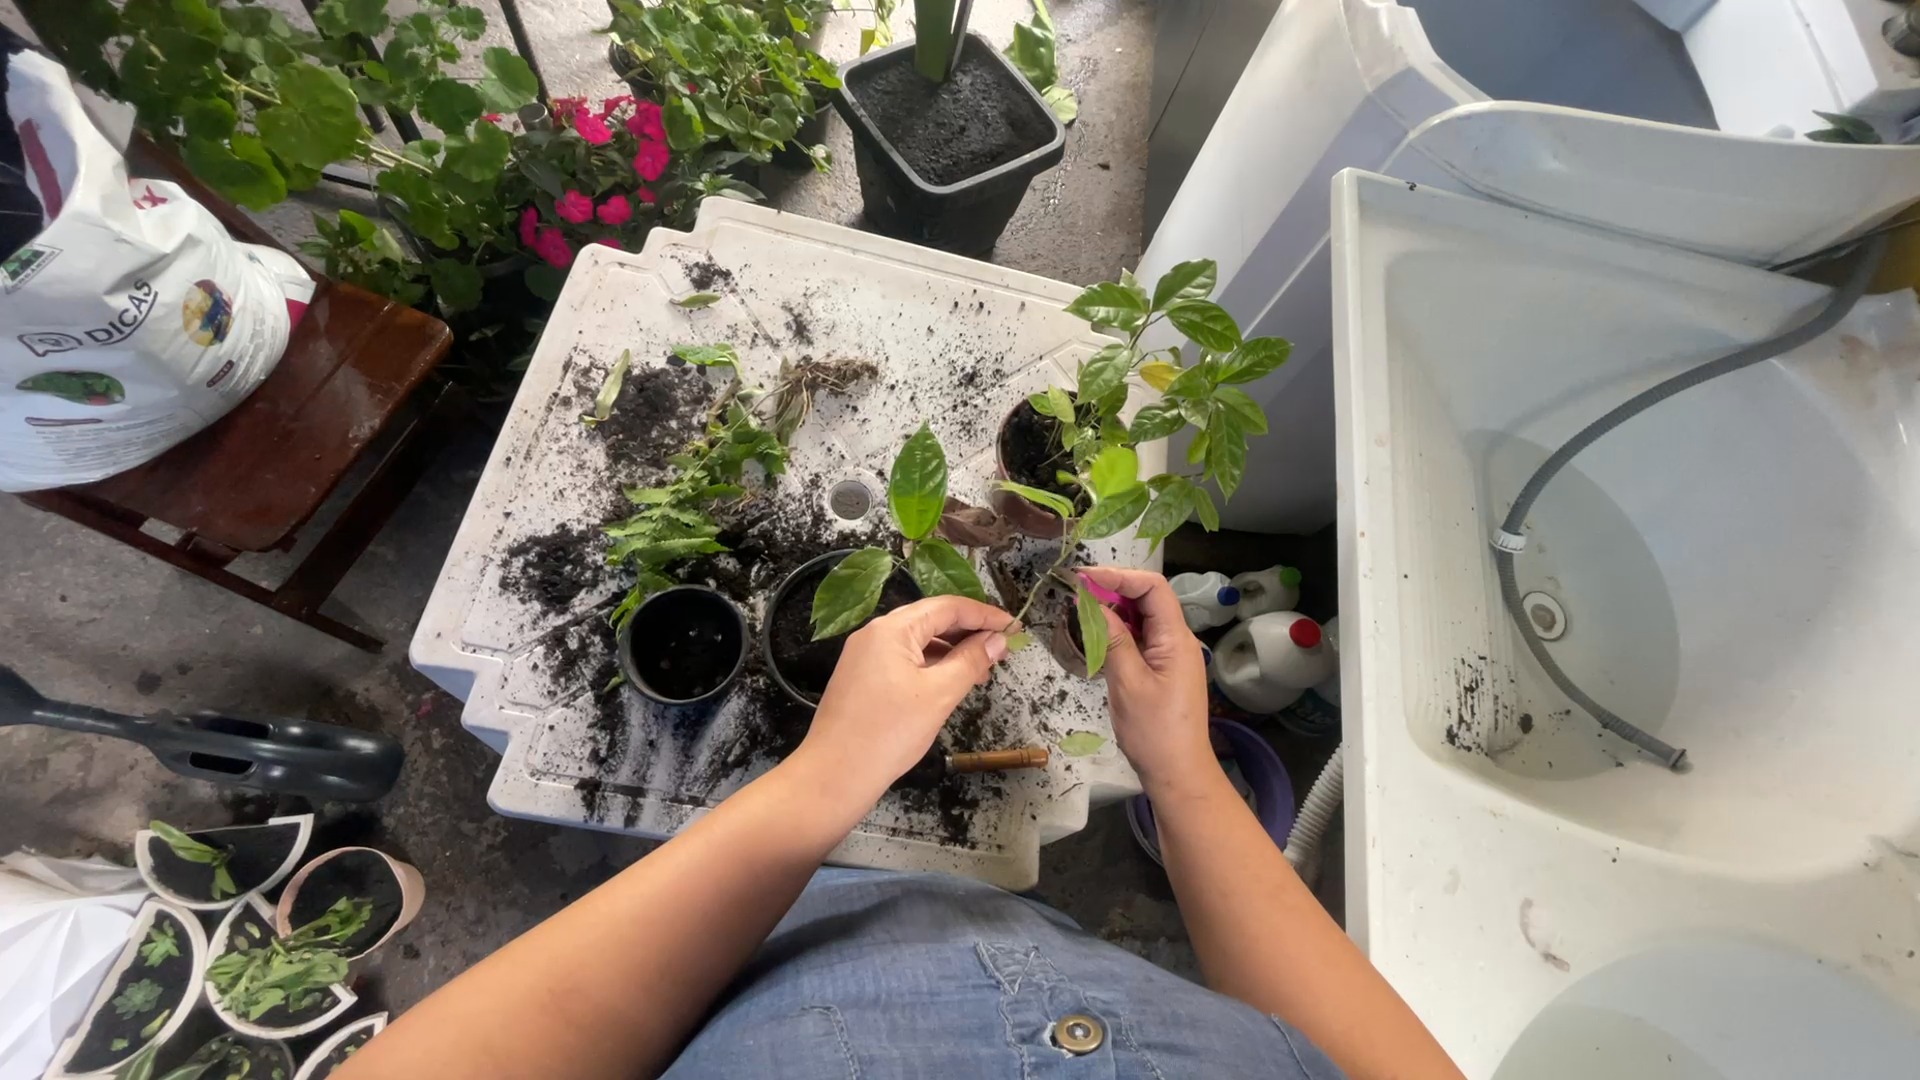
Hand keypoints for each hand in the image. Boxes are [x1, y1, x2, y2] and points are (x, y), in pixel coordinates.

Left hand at [798, 595, 1015, 801]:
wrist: (834, 776)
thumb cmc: (888, 733)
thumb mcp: (939, 695)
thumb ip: (971, 661)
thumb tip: (997, 639)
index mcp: (892, 629)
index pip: (947, 607)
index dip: (984, 614)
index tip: (1013, 626)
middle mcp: (875, 633)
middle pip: (931, 620)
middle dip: (969, 632)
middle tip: (1001, 650)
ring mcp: (865, 655)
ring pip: (918, 641)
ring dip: (952, 651)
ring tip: (981, 672)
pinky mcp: (862, 677)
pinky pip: (904, 659)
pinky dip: (931, 666)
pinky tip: (950, 683)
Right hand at [1079, 566, 1214, 793]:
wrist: (1178, 773)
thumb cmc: (1154, 731)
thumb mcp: (1127, 682)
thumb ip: (1112, 639)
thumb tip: (1091, 603)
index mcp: (1176, 638)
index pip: (1153, 588)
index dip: (1119, 576)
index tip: (1084, 578)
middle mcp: (1178, 640)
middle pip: (1147, 598)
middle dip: (1112, 589)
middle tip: (1075, 593)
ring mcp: (1170, 654)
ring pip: (1141, 618)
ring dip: (1112, 610)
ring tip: (1080, 613)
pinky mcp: (1161, 668)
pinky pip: (1139, 638)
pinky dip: (1117, 632)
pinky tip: (1095, 638)